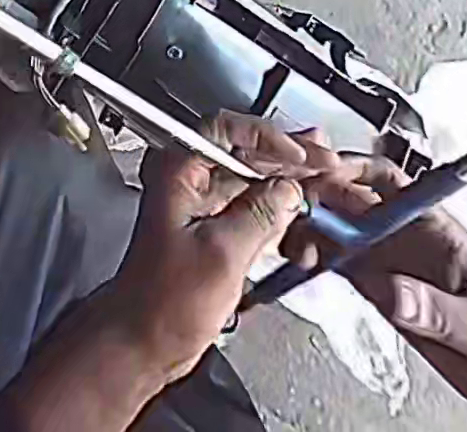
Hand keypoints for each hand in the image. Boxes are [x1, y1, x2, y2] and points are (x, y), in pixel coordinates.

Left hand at [106, 112, 329, 382]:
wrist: (145, 338)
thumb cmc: (163, 300)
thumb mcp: (222, 253)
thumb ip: (259, 215)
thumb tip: (287, 190)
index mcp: (176, 171)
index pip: (223, 128)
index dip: (265, 135)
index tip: (295, 151)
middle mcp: (184, 178)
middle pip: (239, 150)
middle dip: (283, 155)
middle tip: (321, 157)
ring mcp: (197, 201)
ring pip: (246, 176)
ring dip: (284, 176)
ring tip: (320, 173)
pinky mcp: (209, 225)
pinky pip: (245, 203)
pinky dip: (273, 204)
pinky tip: (299, 204)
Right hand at [291, 156, 466, 431]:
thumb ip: (438, 308)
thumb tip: (394, 292)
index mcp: (432, 224)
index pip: (385, 178)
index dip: (351, 168)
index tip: (323, 174)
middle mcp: (401, 232)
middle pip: (347, 195)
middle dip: (316, 196)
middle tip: (294, 211)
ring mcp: (383, 256)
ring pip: (331, 225)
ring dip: (306, 228)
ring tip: (292, 245)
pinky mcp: (372, 282)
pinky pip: (331, 258)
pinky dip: (309, 256)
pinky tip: (297, 262)